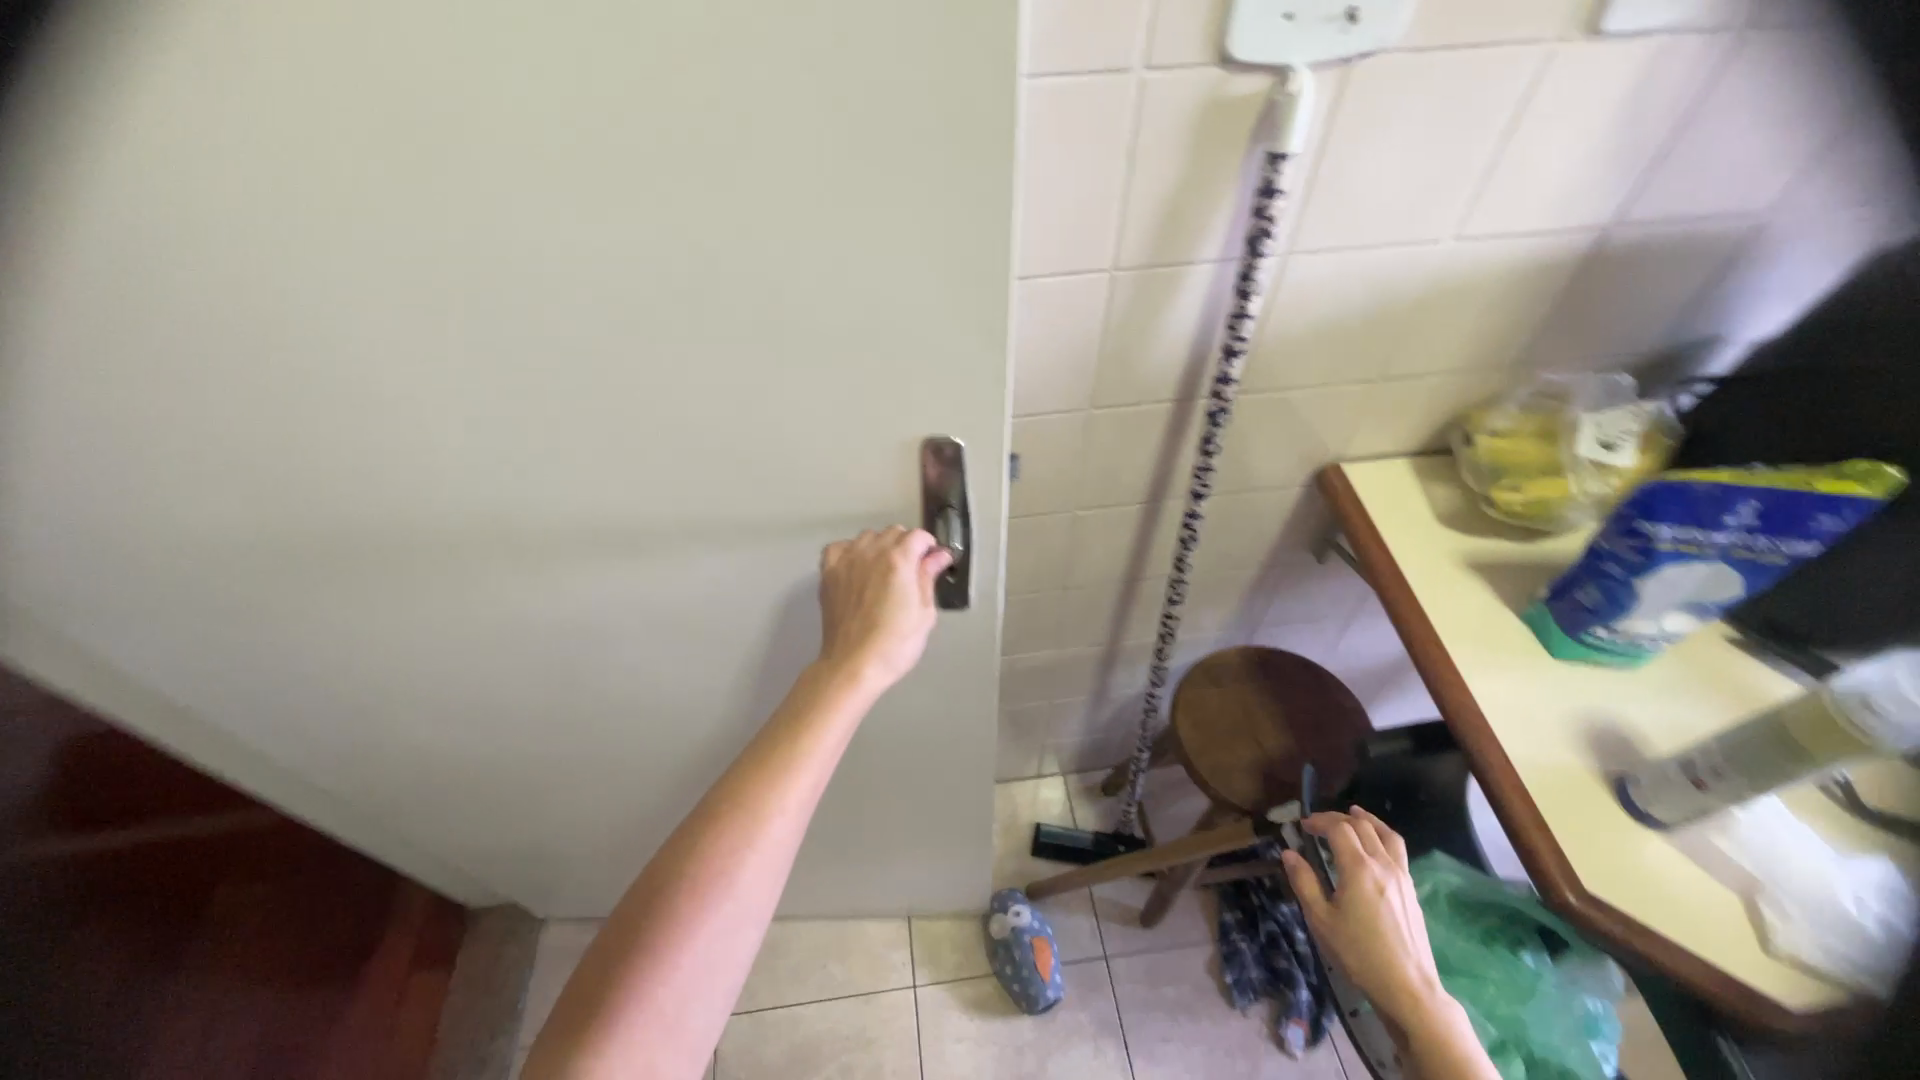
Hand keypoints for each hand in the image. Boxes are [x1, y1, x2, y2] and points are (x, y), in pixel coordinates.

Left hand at [817, 526, 953, 690]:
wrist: (854, 665)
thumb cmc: (896, 644)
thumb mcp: (924, 613)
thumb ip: (928, 577)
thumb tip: (939, 555)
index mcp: (898, 560)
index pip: (918, 536)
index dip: (929, 547)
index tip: (932, 562)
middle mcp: (871, 552)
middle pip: (893, 532)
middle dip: (906, 545)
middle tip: (911, 570)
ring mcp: (846, 560)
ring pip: (867, 537)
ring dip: (880, 546)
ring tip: (884, 570)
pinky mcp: (828, 573)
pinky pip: (839, 547)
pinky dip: (850, 551)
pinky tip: (857, 567)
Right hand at [1281, 807, 1450, 1031]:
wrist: (1407, 986)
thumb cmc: (1358, 953)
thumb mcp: (1321, 920)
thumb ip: (1304, 882)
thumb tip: (1289, 853)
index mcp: (1358, 867)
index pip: (1339, 828)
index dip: (1319, 821)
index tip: (1303, 826)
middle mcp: (1383, 864)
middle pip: (1362, 826)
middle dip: (1338, 818)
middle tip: (1319, 824)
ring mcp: (1402, 876)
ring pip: (1386, 834)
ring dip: (1367, 820)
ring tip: (1355, 814)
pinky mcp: (1411, 889)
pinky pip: (1397, 850)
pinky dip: (1382, 837)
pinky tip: (1374, 848)